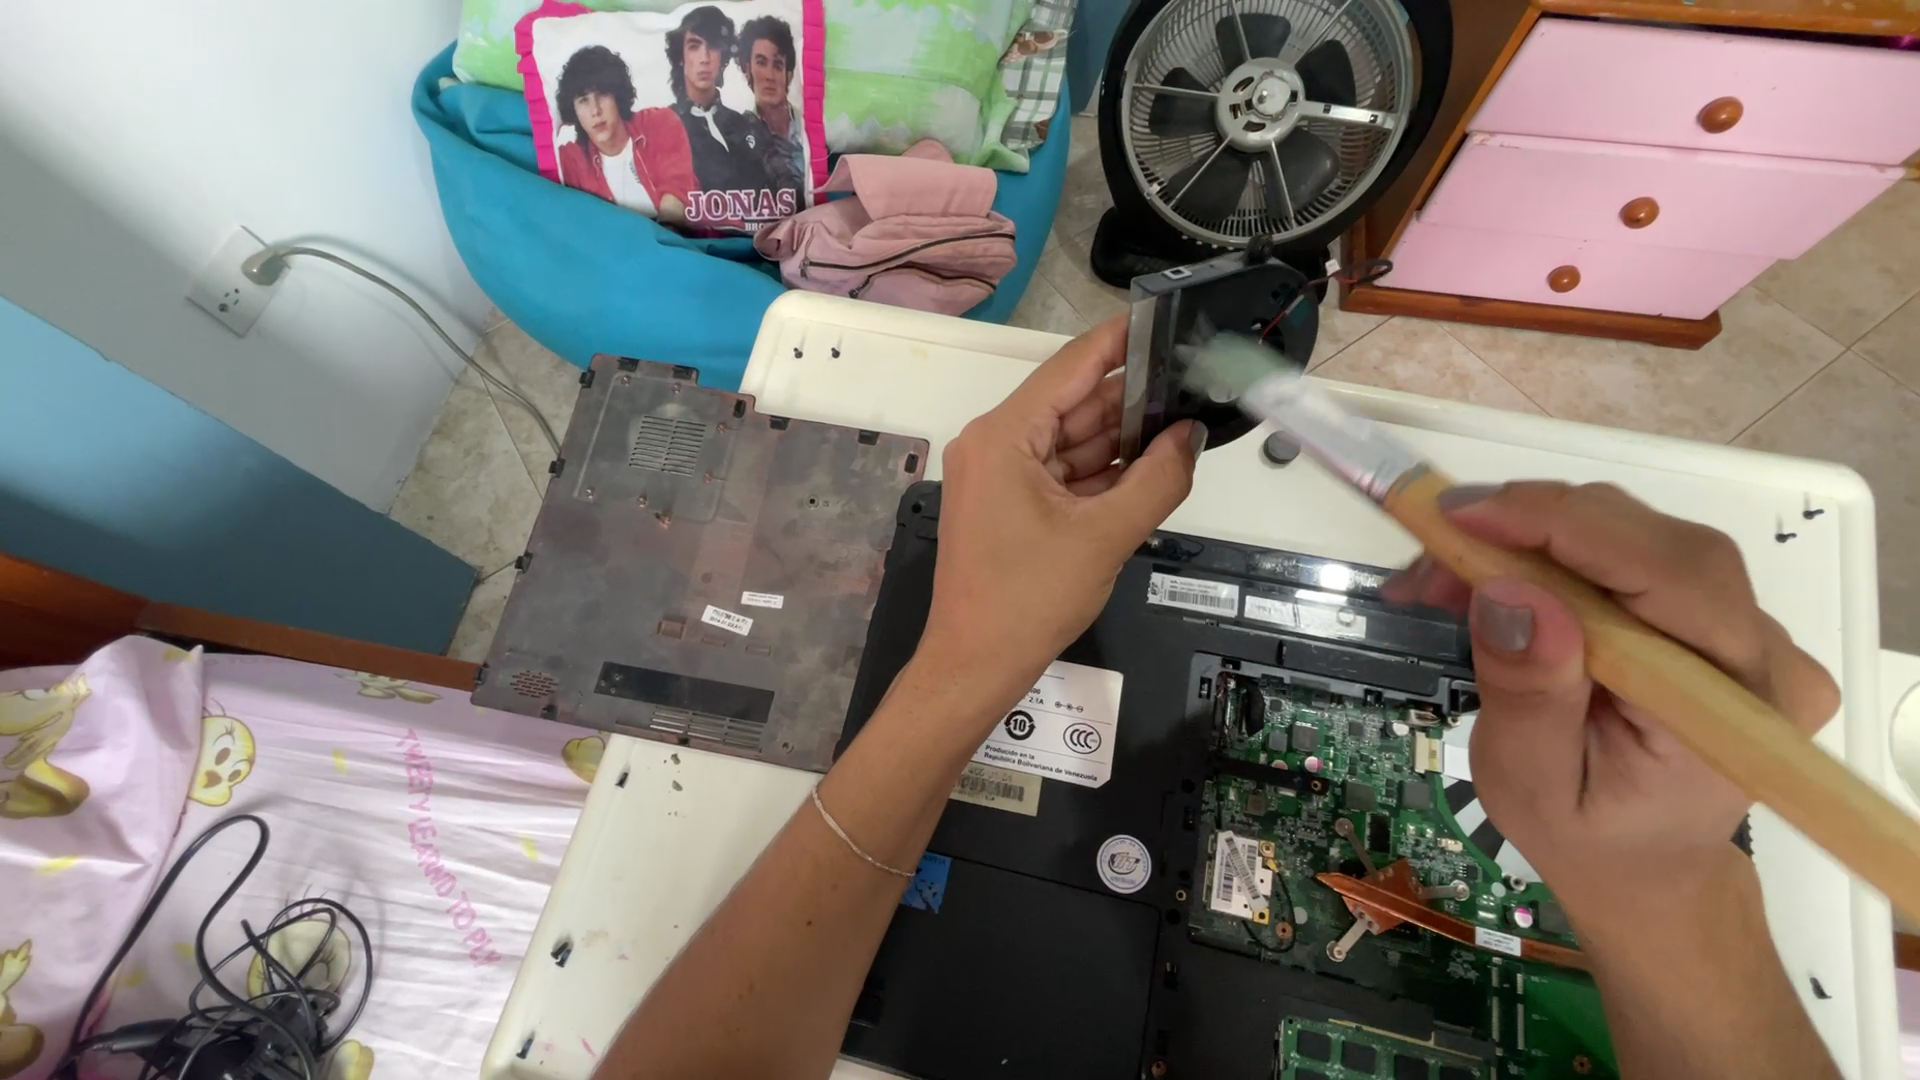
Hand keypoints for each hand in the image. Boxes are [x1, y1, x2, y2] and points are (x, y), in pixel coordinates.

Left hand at [917, 317, 1203, 713]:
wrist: (976, 664)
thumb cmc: (1029, 601)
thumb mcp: (1105, 537)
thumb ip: (1158, 480)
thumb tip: (1190, 436)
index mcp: (1003, 437)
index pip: (1071, 368)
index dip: (1120, 340)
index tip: (1164, 319)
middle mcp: (993, 445)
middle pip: (1072, 405)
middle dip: (1130, 399)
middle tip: (1191, 382)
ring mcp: (998, 476)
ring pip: (1069, 441)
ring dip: (1119, 438)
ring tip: (1180, 422)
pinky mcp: (1007, 503)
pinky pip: (1060, 473)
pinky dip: (1100, 471)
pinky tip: (1146, 464)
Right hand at [1384, 482, 1838, 915]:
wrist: (1639, 860)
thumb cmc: (1585, 835)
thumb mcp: (1533, 780)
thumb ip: (1529, 694)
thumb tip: (1510, 596)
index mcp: (1733, 704)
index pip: (1670, 576)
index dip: (1565, 526)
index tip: (1461, 515)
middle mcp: (1758, 651)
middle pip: (1647, 542)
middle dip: (1526, 527)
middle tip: (1430, 555)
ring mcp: (1735, 628)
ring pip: (1625, 536)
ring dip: (1519, 539)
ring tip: (1438, 580)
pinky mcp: (1696, 615)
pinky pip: (1612, 555)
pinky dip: (1531, 551)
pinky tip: (1474, 581)